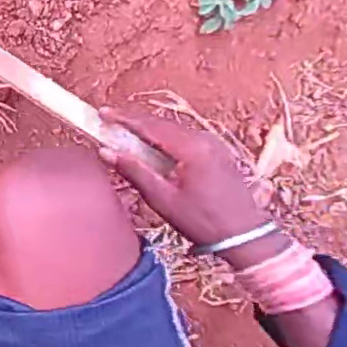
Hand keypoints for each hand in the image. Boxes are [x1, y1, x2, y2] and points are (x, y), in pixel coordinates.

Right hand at [97, 107, 276, 257]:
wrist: (244, 235)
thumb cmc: (201, 220)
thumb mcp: (162, 198)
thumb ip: (134, 171)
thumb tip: (106, 151)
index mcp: (191, 148)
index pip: (151, 126)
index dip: (124, 118)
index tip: (102, 112)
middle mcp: (204, 139)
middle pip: (162, 124)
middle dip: (133, 122)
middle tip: (108, 121)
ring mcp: (213, 144)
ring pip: (173, 130)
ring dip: (148, 131)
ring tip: (124, 134)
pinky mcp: (217, 152)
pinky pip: (184, 139)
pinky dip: (163, 139)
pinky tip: (151, 148)